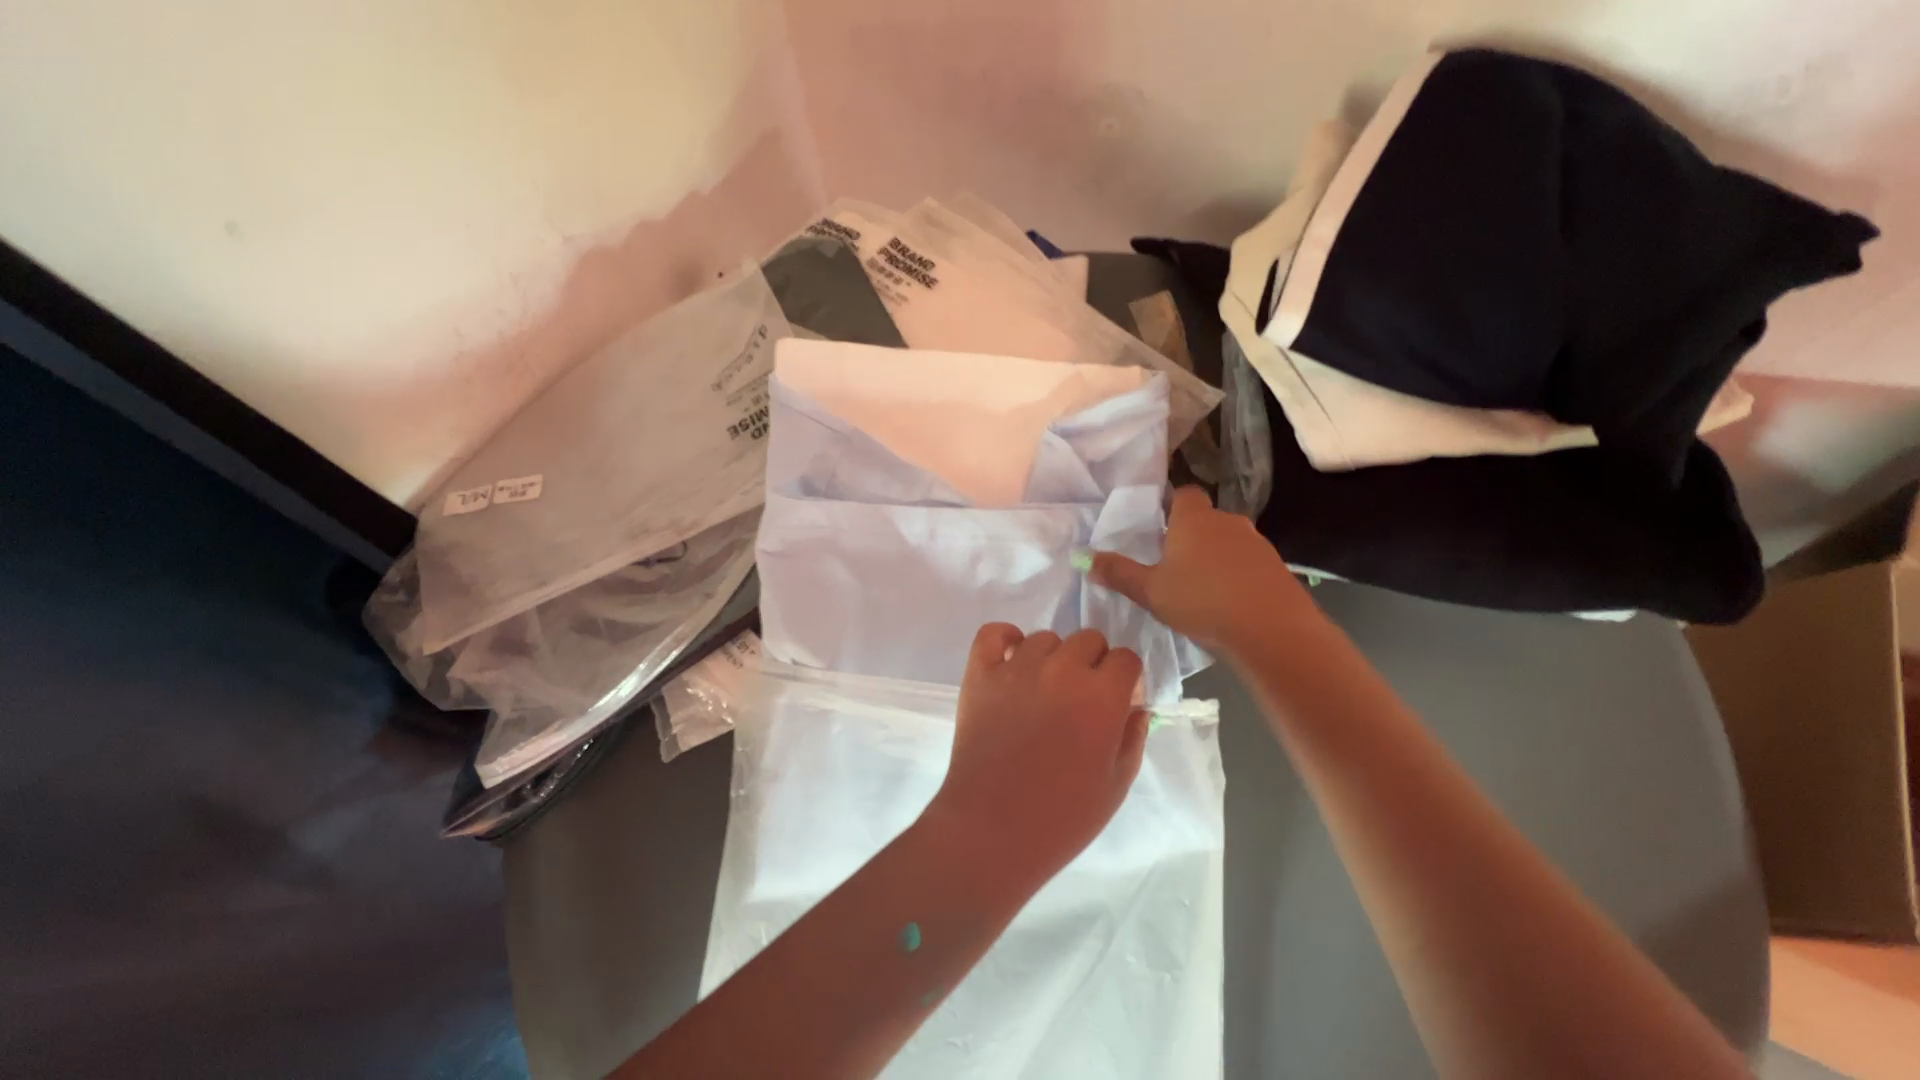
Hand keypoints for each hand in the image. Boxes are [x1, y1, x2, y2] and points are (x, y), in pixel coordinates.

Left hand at [925, 623, 1149, 885]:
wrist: (992, 830)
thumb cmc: (1062, 817)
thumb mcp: (1116, 785)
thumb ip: (1132, 738)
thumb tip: (1136, 708)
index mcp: (1102, 696)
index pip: (1126, 658)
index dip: (1125, 679)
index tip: (1118, 703)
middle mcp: (1062, 670)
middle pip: (1089, 639)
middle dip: (1094, 664)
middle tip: (1081, 700)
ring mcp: (1017, 668)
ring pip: (1046, 638)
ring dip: (1053, 658)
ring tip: (1045, 693)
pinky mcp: (980, 675)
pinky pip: (994, 634)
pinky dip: (1005, 640)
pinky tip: (1012, 662)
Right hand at [1091, 486, 1318, 654]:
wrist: (1271, 630)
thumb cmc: (1201, 601)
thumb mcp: (1150, 591)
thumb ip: (1117, 573)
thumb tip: (1081, 557)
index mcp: (1194, 519)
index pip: (1184, 494)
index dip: (1171, 507)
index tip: (1159, 530)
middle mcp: (1227, 521)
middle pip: (1206, 520)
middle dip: (1191, 537)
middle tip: (1172, 566)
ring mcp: (1257, 543)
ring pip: (1229, 542)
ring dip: (1216, 557)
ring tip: (1200, 589)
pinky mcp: (1277, 567)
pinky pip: (1248, 564)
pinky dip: (1237, 576)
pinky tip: (1228, 603)